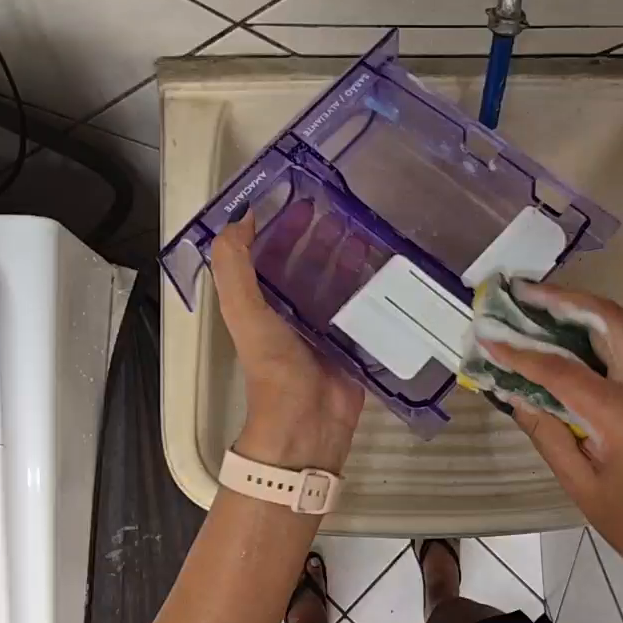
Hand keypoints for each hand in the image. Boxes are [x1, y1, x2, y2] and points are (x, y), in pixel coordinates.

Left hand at [210, 211, 364, 472]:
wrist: (307, 425)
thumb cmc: (274, 368)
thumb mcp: (244, 313)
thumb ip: (234, 266)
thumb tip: (240, 216)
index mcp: (262, 303)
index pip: (271, 255)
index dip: (283, 226)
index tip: (304, 198)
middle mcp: (292, 312)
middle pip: (308, 264)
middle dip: (322, 236)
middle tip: (346, 208)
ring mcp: (325, 328)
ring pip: (337, 282)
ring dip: (349, 257)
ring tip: (368, 231)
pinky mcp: (353, 343)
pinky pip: (363, 307)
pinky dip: (372, 287)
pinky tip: (387, 267)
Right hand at [483, 282, 622, 585]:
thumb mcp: (579, 485)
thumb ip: (546, 432)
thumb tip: (515, 392)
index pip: (566, 371)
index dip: (523, 353)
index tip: (489, 336)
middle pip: (613, 322)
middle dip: (567, 300)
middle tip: (525, 294)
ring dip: (587, 308)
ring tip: (544, 304)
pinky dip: (601, 330)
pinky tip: (571, 334)